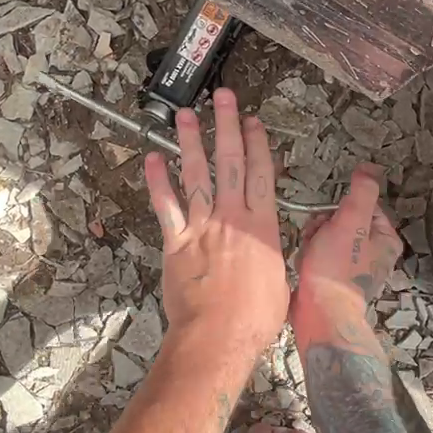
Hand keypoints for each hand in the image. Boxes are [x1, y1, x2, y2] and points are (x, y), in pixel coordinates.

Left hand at [144, 88, 288, 357]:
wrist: (218, 336)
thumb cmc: (255, 317)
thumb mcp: (280, 281)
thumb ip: (273, 254)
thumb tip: (270, 248)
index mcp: (262, 226)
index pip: (260, 174)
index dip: (257, 143)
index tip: (253, 120)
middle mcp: (232, 218)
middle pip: (229, 163)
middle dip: (226, 126)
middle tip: (223, 96)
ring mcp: (201, 227)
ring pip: (196, 176)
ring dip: (191, 142)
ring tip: (185, 114)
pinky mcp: (176, 242)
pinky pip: (165, 206)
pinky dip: (157, 182)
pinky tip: (152, 158)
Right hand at [290, 164, 402, 322]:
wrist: (319, 312)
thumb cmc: (336, 270)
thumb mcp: (351, 222)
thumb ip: (362, 192)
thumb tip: (369, 168)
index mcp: (386, 240)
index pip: (361, 206)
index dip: (339, 210)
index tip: (331, 221)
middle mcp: (375, 255)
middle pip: (341, 221)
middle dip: (322, 228)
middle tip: (320, 241)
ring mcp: (355, 269)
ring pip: (327, 237)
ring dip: (313, 242)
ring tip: (311, 257)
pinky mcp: (336, 280)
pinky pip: (319, 256)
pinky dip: (309, 258)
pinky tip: (307, 267)